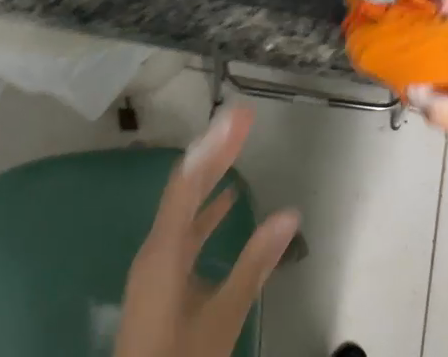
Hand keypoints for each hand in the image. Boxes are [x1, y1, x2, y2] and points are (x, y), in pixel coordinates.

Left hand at [113, 107, 300, 356]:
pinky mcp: (163, 279)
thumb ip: (254, 263)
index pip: (189, 183)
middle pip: (186, 187)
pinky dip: (206, 208)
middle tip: (243, 117)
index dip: (214, 145)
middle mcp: (156, 249)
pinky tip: (227, 198)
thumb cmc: (179, 355)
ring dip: (212, 174)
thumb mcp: (222, 315)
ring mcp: (157, 264)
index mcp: (164, 251)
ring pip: (186, 206)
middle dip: (215, 150)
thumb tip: (290, 213)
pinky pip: (185, 228)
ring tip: (237, 143)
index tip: (238, 114)